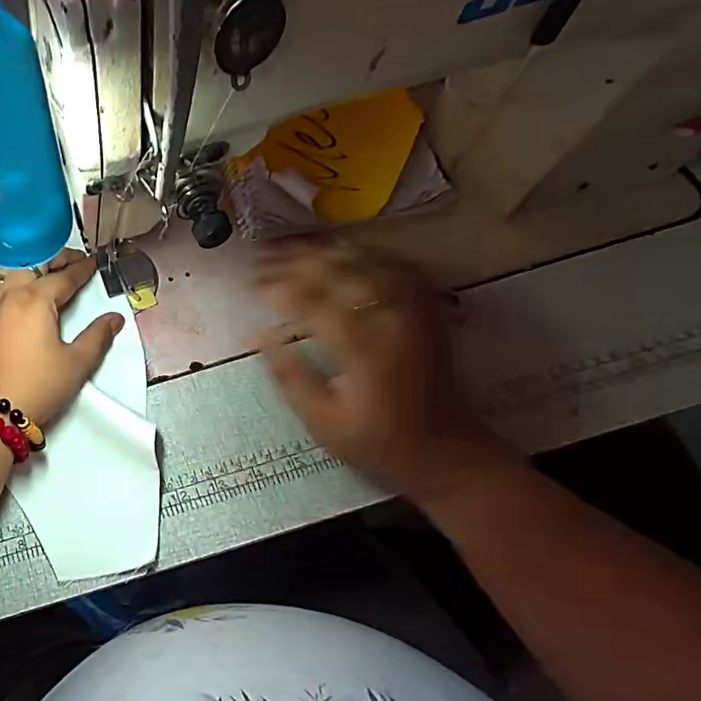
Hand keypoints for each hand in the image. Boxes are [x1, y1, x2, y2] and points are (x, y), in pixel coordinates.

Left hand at [0, 249, 123, 428]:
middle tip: (74, 261)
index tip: (94, 262)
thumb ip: (98, 336)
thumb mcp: (76, 364)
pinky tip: (17, 292)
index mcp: (35, 300)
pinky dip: (10, 280)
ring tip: (46, 273)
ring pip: (10, 272)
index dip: (82, 268)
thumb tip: (114, 319)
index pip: (64, 277)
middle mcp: (8, 294)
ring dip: (31, 267)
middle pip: (34, 265)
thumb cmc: (36, 387)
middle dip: (56, 260)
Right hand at [254, 241, 522, 502]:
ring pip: (368, 260)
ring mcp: (415, 310)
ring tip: (295, 248)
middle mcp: (392, 320)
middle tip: (265, 259)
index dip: (278, 288)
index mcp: (364, 350)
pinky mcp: (428, 310)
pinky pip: (398, 266)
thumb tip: (259, 335)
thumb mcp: (323, 423)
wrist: (447, 452)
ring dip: (328, 251)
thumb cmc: (379, 444)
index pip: (312, 301)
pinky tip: (345, 252)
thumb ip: (290, 377)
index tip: (253, 285)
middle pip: (339, 271)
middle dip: (296, 261)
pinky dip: (367, 253)